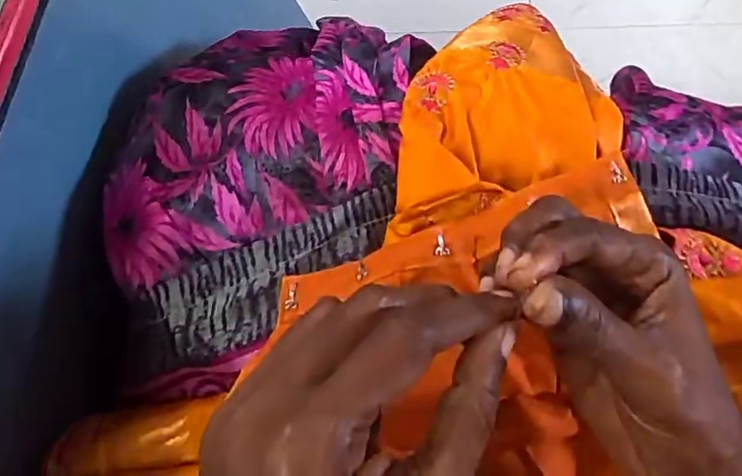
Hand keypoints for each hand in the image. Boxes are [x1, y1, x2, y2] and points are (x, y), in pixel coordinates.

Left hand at [202, 284, 518, 475]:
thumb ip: (465, 418)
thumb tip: (498, 334)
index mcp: (314, 436)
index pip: (400, 338)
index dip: (459, 314)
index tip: (504, 304)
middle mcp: (270, 399)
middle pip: (365, 312)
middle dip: (429, 305)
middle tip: (475, 314)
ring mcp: (245, 396)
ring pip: (332, 311)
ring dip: (390, 311)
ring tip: (435, 325)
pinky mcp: (237, 399)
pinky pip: (301, 334)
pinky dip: (347, 327)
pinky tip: (377, 343)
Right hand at [493, 197, 741, 475]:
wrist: (684, 464)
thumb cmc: (683, 410)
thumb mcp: (643, 367)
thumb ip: (590, 325)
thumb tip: (531, 292)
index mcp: (644, 260)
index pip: (588, 235)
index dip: (551, 247)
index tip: (518, 275)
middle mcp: (611, 259)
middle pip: (558, 220)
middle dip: (526, 238)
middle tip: (504, 275)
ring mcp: (584, 281)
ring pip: (536, 242)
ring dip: (511, 256)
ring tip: (494, 288)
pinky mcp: (559, 308)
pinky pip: (527, 281)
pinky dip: (506, 283)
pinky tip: (492, 298)